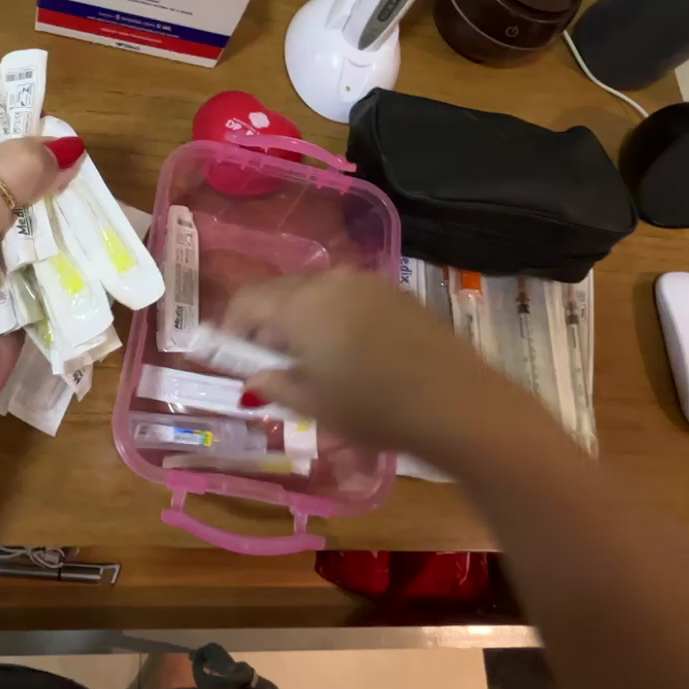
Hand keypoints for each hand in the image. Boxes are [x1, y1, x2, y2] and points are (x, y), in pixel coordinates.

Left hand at [0, 134, 85, 456]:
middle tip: (97, 179)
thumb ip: (10, 173)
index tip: (68, 134)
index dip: (23, 135)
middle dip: (59, 183)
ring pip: (46, 227)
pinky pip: (59, 269)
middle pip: (23, 185)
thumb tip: (68, 144)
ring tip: (115, 214)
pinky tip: (111, 250)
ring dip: (75, 224)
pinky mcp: (21, 297)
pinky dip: (81, 262)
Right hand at [221, 269, 534, 466]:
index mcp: (300, 303)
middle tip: (270, 363)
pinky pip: (346, 296)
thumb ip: (273, 385)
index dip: (230, 327)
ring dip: (300, 318)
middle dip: (265, 323)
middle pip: (279, 291)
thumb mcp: (314, 405)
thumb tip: (253, 378)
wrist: (458, 403)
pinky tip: (351, 351)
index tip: (230, 356)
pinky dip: (333, 316)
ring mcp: (365, 281)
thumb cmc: (374, 408)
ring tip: (313, 359)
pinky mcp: (394, 291)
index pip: (246, 300)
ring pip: (314, 292)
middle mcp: (328, 280)